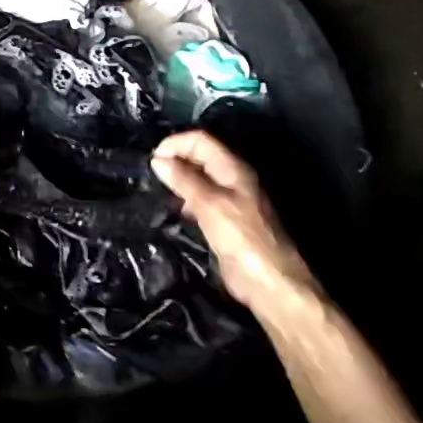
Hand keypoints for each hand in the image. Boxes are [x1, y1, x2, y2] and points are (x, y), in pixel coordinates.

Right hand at [151, 130, 314, 312]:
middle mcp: (232, 179)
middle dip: (175, 159)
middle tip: (152, 175)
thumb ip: (184, 180)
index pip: (201, 141)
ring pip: (198, 177)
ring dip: (178, 179)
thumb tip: (158, 160)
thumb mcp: (209, 205)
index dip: (175, 143)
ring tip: (160, 190)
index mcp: (233, 170)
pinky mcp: (225, 220)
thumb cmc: (242, 239)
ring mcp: (230, 200)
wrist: (269, 282)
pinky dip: (185, 198)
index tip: (153, 160)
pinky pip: (200, 198)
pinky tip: (177, 210)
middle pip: (199, 156)